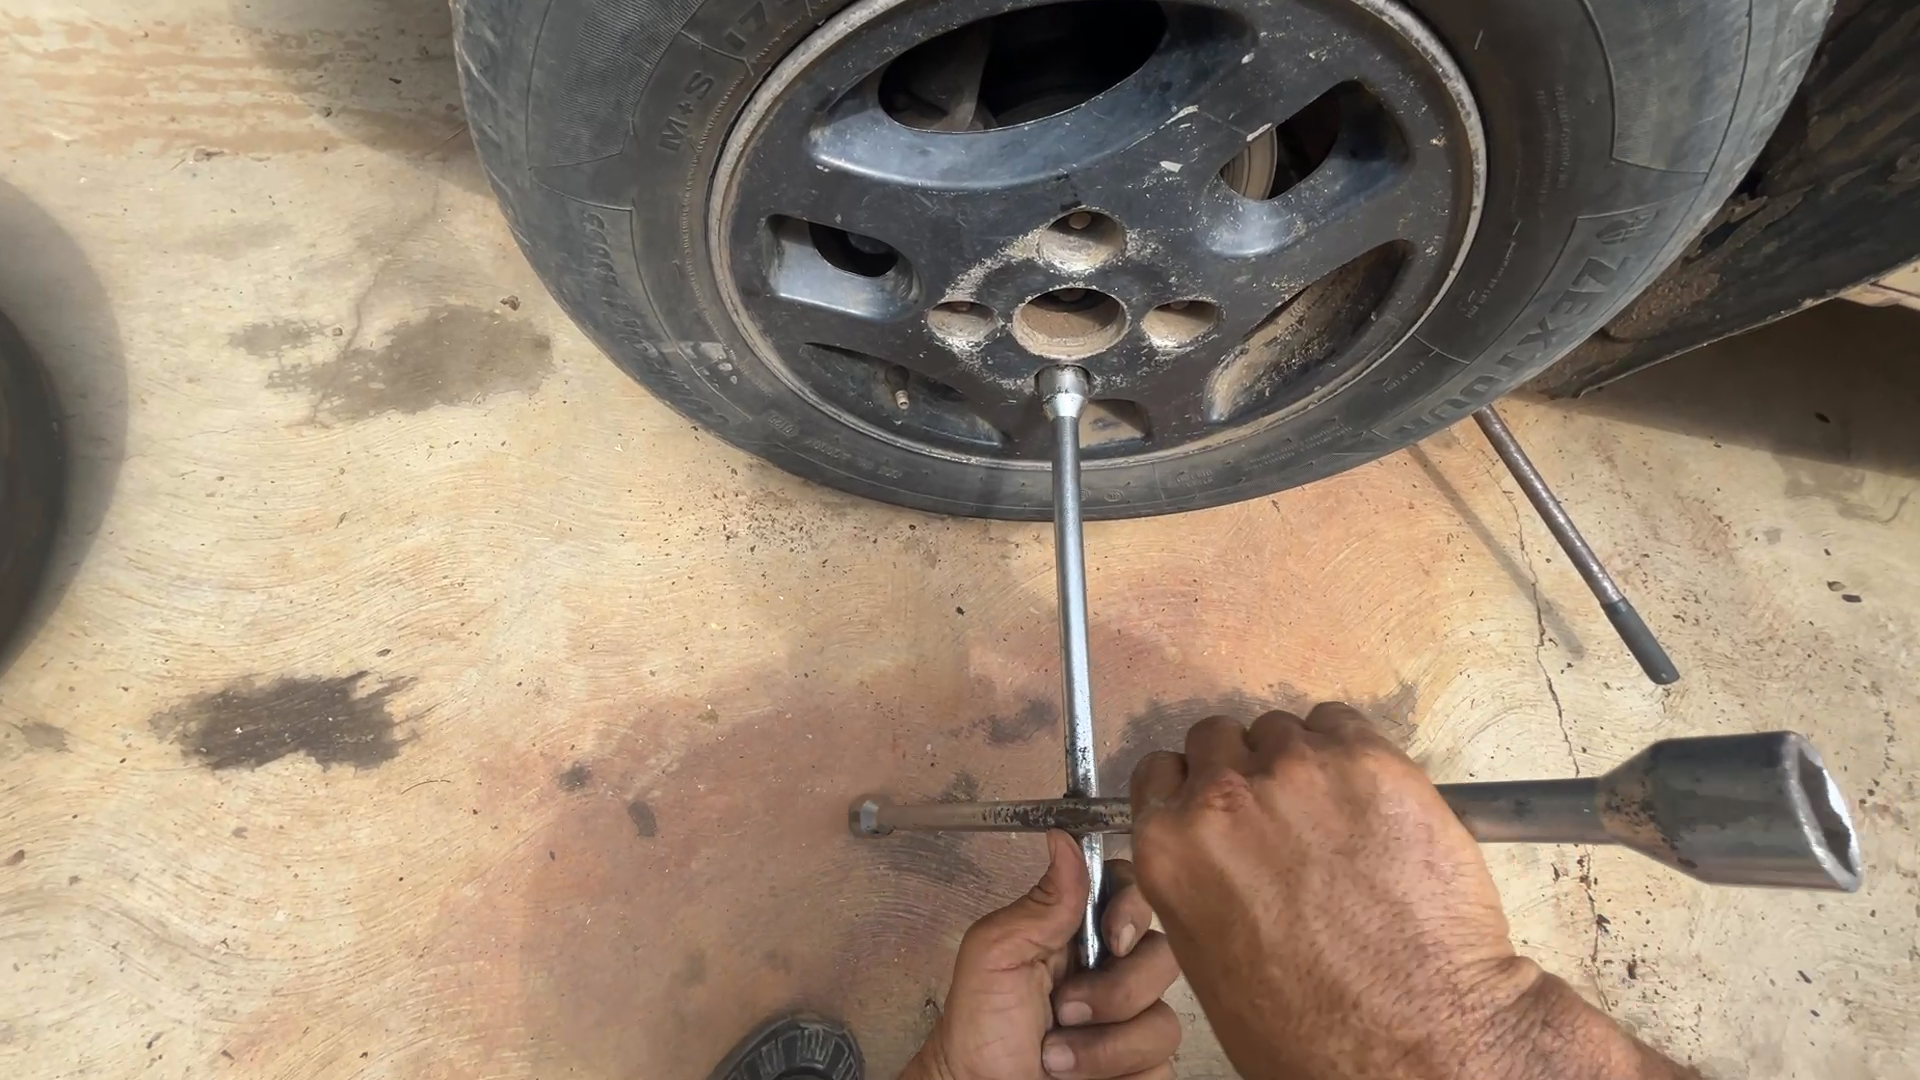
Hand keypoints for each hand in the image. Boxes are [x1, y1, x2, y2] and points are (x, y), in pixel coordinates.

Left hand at [902, 829, 1182, 1079]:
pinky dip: (1113, 1067)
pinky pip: (1163, 1059)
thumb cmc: (979, 1031)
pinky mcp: (1145, 1066)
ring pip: (1163, 1011)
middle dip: (1115, 987)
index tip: (1111, 934)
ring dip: (1103, 1039)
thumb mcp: (997, 953)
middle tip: (1065, 1006)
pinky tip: (1078, 1074)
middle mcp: (1110, 968)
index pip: (1127, 890)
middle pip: (1158, 950)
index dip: (1131, 906)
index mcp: (1074, 929)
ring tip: (1056, 1053)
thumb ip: (1041, 901)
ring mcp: (1131, 1019)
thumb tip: (1064, 838)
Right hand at [1128, 704, 1548, 1079]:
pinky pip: (1339, 720)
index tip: (1213, 798)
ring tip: (1332, 808)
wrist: (1426, 1043)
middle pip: (1213, 735)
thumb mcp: (1204, 952)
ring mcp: (1293, 771)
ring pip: (1278, 727)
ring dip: (1295, 758)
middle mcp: (1220, 795)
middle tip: (1278, 807)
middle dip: (1239, 765)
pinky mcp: (1366, 762)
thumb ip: (1190, 871)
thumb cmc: (1312, 1025)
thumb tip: (1205, 840)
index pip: (1159, 770)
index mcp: (1169, 844)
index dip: (1188, 784)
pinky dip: (1347, 747)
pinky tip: (1366, 793)